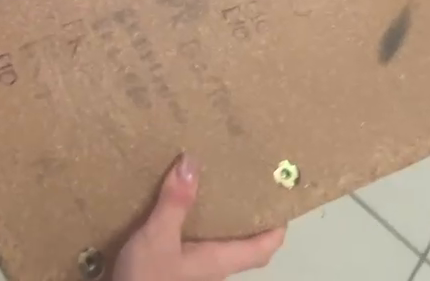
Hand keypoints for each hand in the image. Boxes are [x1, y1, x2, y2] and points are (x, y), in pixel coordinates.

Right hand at [114, 155, 285, 280]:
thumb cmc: (149, 278)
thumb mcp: (158, 237)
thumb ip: (175, 203)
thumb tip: (192, 161)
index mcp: (217, 261)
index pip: (259, 251)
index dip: (274, 232)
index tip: (281, 206)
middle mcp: (211, 269)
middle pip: (241, 248)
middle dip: (246, 222)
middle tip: (240, 187)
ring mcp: (192, 272)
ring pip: (216, 247)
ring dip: (218, 222)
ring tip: (206, 189)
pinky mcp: (172, 270)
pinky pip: (192, 245)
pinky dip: (193, 226)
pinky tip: (172, 211)